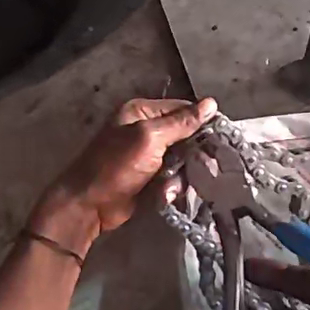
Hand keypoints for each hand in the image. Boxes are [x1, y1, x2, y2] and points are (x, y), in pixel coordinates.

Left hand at [30, 97, 218, 254]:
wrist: (88, 205)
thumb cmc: (115, 166)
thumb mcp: (149, 139)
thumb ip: (181, 122)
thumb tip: (211, 103)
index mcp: (142, 112)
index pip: (183, 110)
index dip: (203, 123)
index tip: (221, 139)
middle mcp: (146, 130)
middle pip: (186, 137)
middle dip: (193, 156)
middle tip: (206, 169)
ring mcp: (147, 156)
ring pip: (182, 161)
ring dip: (180, 177)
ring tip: (170, 188)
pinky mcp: (149, 178)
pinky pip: (172, 178)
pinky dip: (170, 188)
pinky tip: (164, 196)